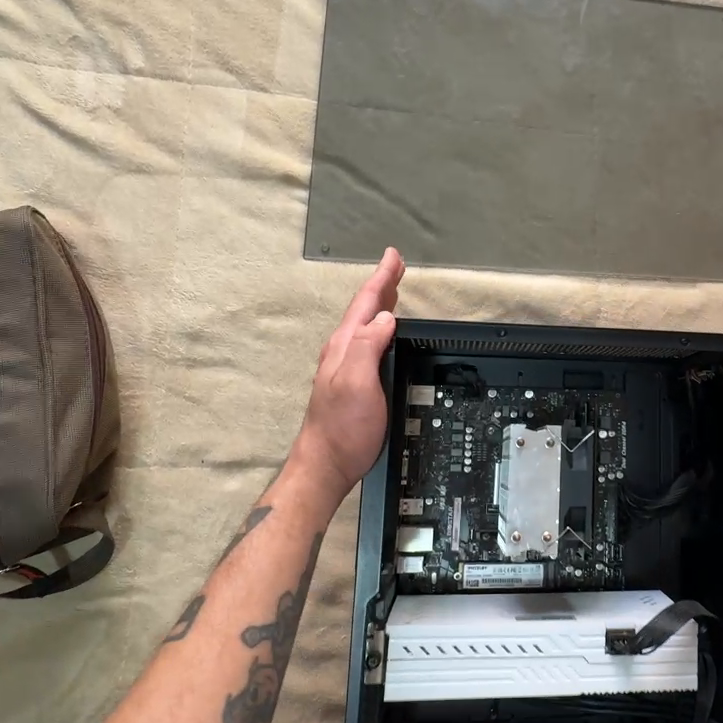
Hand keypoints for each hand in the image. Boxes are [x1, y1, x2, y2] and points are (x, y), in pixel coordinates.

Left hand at [292, 248, 404, 504]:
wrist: (326, 465)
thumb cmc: (342, 428)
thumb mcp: (357, 383)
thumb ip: (368, 346)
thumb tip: (386, 317)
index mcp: (345, 347)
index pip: (366, 304)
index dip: (382, 279)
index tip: (393, 257)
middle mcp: (343, 352)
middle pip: (365, 310)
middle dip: (382, 286)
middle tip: (397, 266)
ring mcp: (345, 368)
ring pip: (366, 325)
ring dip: (380, 305)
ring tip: (393, 291)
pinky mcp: (352, 383)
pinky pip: (368, 342)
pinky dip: (379, 328)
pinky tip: (384, 333)